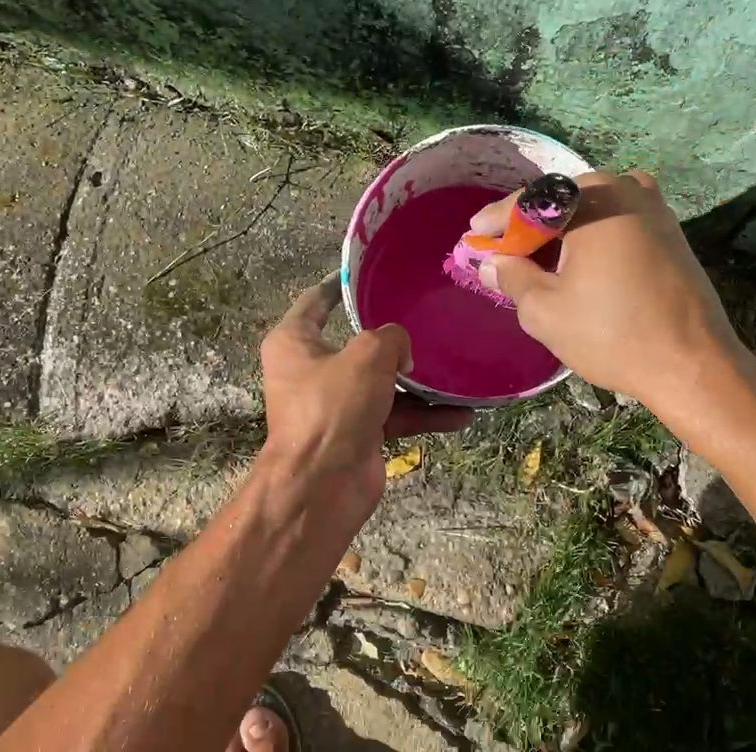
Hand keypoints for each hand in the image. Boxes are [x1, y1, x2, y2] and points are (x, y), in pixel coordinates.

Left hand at [256, 275, 472, 509]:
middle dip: (390, 334)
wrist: (322, 485)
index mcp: (293, 342)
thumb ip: (392, 337)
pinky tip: (461, 412)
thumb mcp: (367, 354)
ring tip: (454, 365)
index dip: (340, 283)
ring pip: (382, 381)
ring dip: (417, 379)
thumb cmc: (333, 406)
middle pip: (356, 342)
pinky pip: (396, 415)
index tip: (369, 270)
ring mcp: (335, 404)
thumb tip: (401, 354)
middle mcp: (311, 370)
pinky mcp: (358, 432)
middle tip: (426, 315)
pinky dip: (425, 414)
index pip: (314, 301)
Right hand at [471, 172, 755, 440]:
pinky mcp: (671, 230)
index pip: (530, 202)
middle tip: (504, 250)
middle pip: (562, 200)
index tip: (474, 236)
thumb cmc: (613, 334)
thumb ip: (513, 278)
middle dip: (530, 224)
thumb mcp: (545, 310)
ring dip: (563, 229)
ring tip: (538, 259)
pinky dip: (593, 235)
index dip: (497, 221)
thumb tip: (492, 262)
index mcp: (592, 199)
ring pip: (592, 209)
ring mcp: (654, 206)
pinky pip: (618, 221)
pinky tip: (580, 262)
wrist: (694, 364)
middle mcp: (626, 188)